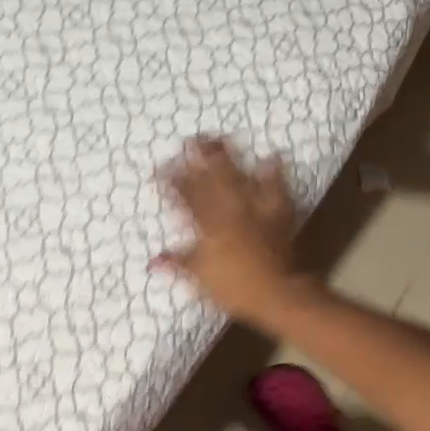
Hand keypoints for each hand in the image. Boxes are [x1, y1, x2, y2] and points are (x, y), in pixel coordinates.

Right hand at [155, 135, 307, 324]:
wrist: (275, 292)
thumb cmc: (234, 287)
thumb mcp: (200, 277)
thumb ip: (177, 263)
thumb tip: (152, 259)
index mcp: (208, 226)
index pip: (186, 199)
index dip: (173, 182)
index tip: (162, 167)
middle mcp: (229, 211)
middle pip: (212, 179)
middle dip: (200, 157)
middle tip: (191, 139)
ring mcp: (254, 209)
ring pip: (239, 177)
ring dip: (230, 157)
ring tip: (222, 138)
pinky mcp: (277, 213)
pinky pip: (276, 189)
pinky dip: (275, 172)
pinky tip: (274, 156)